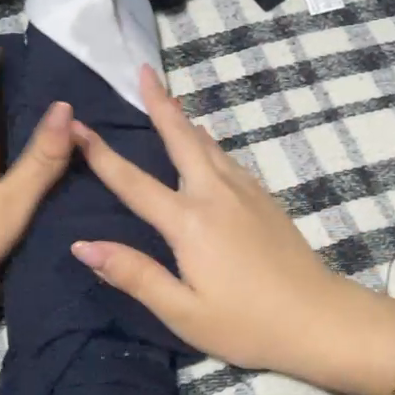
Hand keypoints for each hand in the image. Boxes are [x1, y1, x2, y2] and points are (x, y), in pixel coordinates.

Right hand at [69, 67, 394, 389]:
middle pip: (180, 138)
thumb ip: (134, 274)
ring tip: (167, 96)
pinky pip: (224, 156)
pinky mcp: (262, 197)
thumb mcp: (183, 312)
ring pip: (206, 143)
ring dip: (183, 118)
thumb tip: (83, 245)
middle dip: (159, 102)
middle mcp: (214, 193)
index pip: (133, 181)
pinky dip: (206, 140)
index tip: (75, 125)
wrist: (318, 317)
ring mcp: (243, 190)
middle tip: (143, 71)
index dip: (100, 153)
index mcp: (188, 221)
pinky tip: (204, 142)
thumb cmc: (246, 323)